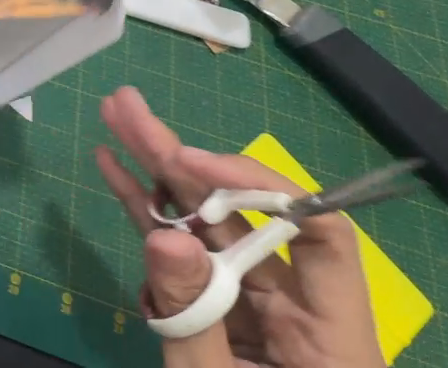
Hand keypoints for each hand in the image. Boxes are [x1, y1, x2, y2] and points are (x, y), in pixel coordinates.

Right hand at [93, 87, 383, 367]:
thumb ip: (195, 320)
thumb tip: (164, 233)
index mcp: (334, 339)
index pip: (319, 235)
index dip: (257, 185)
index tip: (188, 162)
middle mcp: (298, 313)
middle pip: (244, 218)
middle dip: (181, 158)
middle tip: (127, 108)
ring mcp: (253, 313)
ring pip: (204, 229)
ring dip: (155, 174)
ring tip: (113, 118)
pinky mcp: (216, 319)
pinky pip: (181, 259)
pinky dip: (147, 216)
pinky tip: (114, 172)